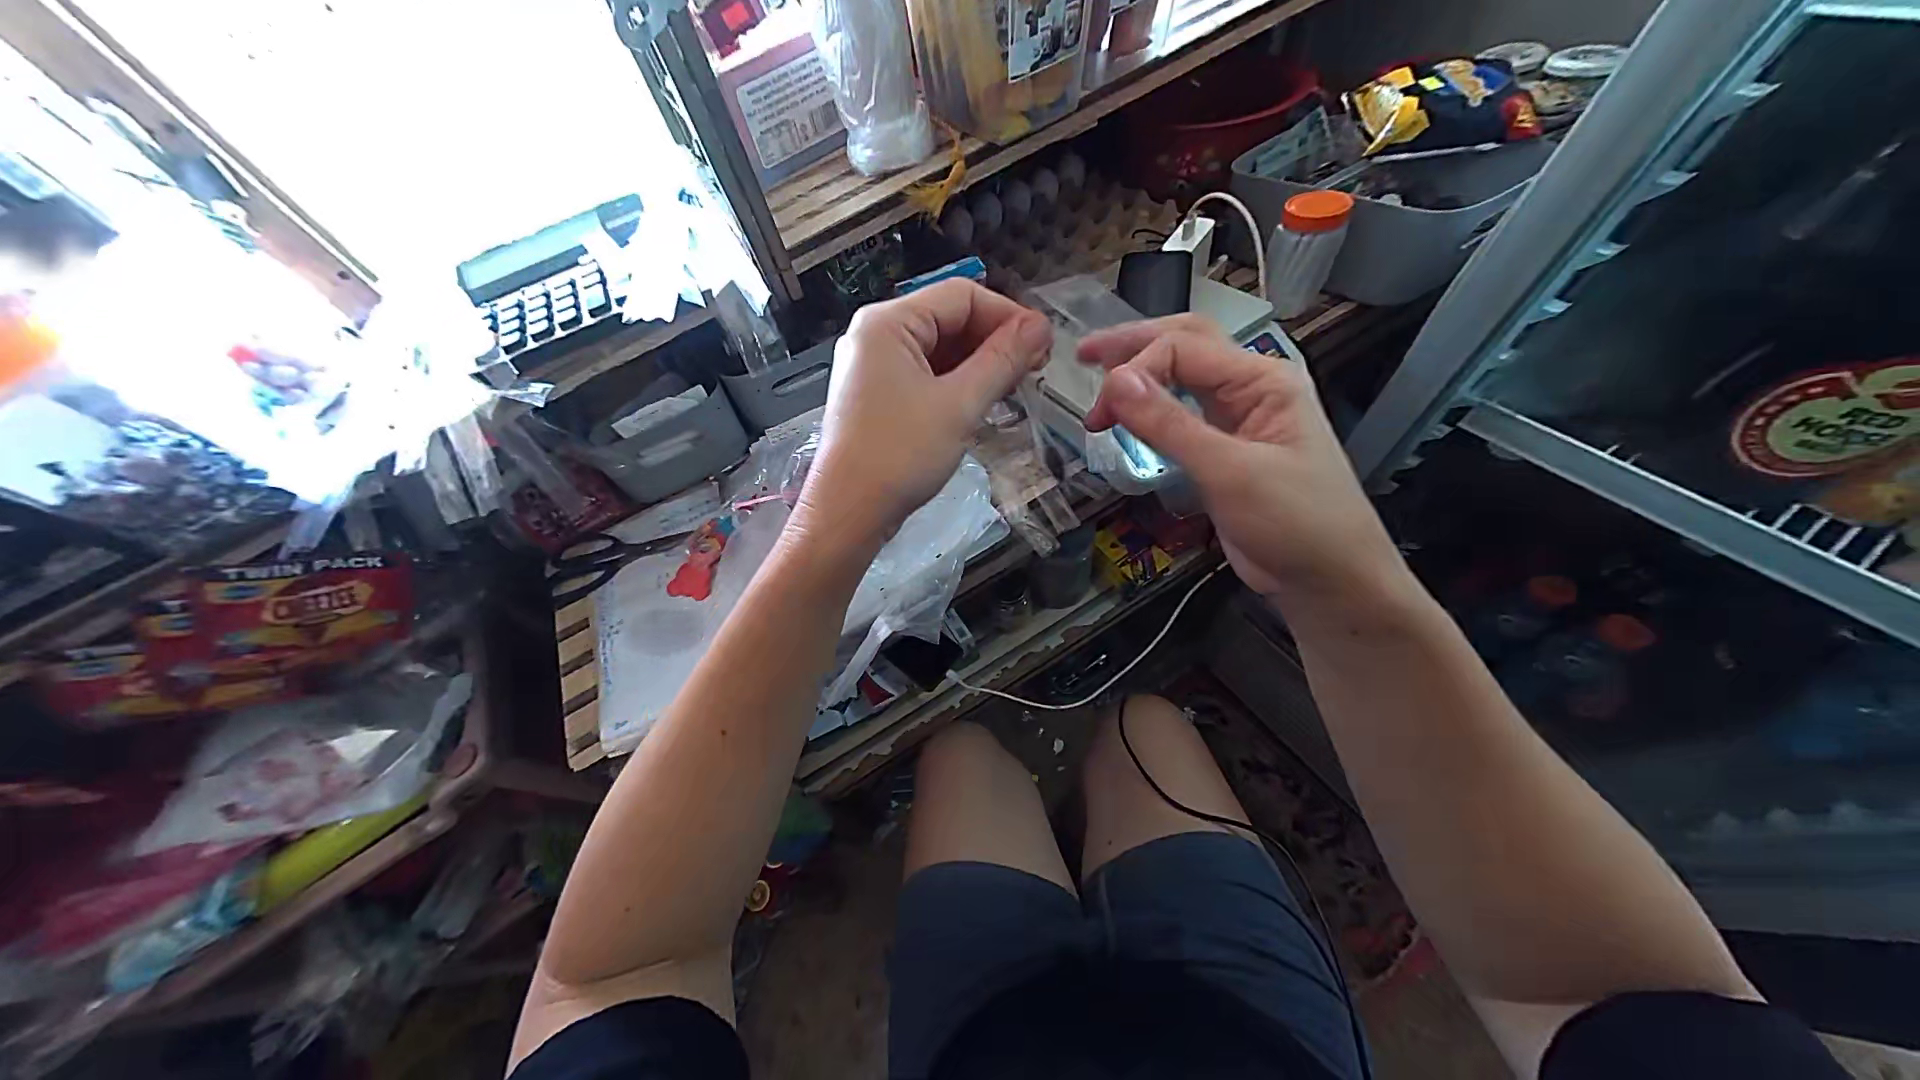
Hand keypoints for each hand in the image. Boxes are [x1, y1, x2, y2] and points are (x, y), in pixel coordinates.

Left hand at [795, 279, 1053, 551]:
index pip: (962, 296)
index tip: (1044, 345)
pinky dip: (956, 383)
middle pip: (949, 319)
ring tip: (1013, 387)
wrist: (848, 513)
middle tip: (1033, 370)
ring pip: (939, 349)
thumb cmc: (898, 456)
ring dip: (979, 364)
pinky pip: (925, 374)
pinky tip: (982, 401)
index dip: (1008, 316)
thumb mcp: (959, 405)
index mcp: (888, 323)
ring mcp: (873, 366)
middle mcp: (876, 335)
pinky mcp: (877, 395)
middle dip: (995, 341)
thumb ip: (1002, 360)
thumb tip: (1040, 327)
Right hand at [1081, 315, 1406, 604]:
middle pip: (1186, 345)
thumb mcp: (1229, 472)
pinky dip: (1152, 411)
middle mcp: (1251, 389)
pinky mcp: (1225, 450)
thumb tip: (1115, 382)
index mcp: (1263, 380)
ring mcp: (1239, 419)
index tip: (1100, 415)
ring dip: (1142, 375)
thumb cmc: (1296, 524)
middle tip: (1084, 354)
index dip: (1136, 370)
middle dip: (1134, 346)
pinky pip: (1183, 416)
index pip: (1184, 348)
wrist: (1329, 581)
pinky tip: (1130, 415)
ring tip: (1099, 378)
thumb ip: (1170, 425)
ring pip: (1183, 379)